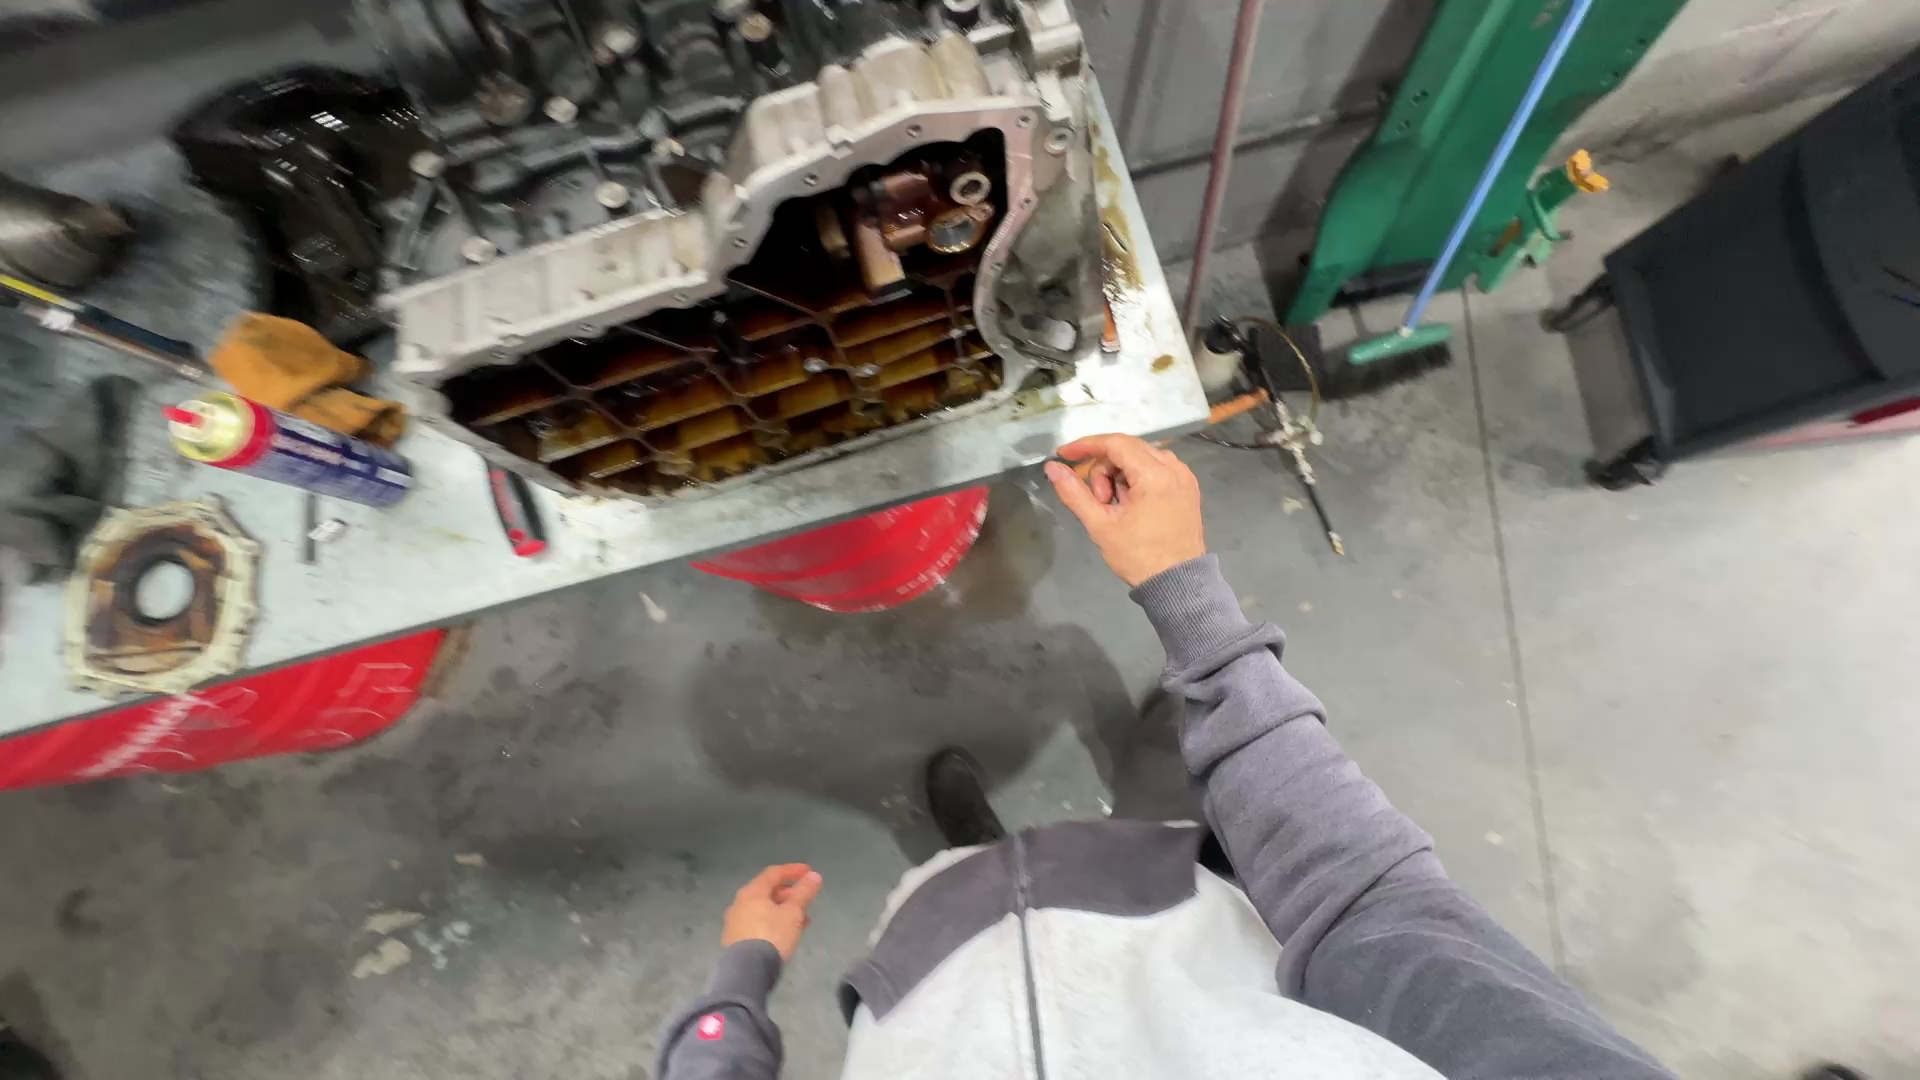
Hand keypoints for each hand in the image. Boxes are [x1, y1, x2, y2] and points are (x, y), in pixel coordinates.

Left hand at [722, 863, 822, 961]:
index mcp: (752, 892)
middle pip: (768, 892)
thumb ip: (804, 892)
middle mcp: (739, 904)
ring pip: (763, 910)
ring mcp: (735, 924)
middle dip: (789, 894)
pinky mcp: (735, 942)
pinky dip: (773, 923)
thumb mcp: (793, 912)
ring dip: (783, 911)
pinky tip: (786, 934)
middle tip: (806, 899)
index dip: (793, 870)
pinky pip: (758, 924)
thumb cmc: (771, 936)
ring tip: (802, 920)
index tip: (809, 872)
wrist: (746, 973)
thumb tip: (814, 875)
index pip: (774, 873)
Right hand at [1044, 434, 1205, 585]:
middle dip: (1103, 467)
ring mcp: (1184, 476)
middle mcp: (1174, 467)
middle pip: (1127, 448)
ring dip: (1119, 473)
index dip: (1085, 445)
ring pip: (1141, 456)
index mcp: (1154, 475)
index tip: (1063, 455)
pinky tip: (1130, 504)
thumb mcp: (1100, 525)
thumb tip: (1052, 467)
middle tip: (1098, 499)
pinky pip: (1155, 468)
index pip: (1115, 443)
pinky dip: (1136, 478)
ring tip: (1114, 505)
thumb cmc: (1137, 556)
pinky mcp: (1188, 486)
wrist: (1178, 583)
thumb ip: (1074, 493)